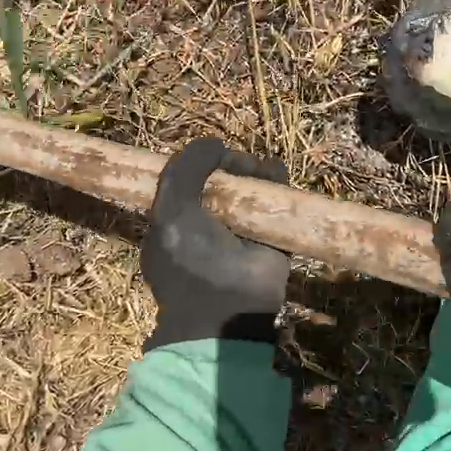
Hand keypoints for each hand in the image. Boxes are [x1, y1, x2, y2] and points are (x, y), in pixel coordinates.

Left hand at [141, 138, 289, 350]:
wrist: (228, 308)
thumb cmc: (191, 262)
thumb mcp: (170, 214)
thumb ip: (182, 173)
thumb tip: (214, 142)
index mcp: (179, 216)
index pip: (191, 176)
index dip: (202, 161)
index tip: (212, 156)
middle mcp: (212, 216)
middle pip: (225, 174)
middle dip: (231, 164)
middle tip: (235, 167)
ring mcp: (245, 222)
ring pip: (254, 180)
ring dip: (256, 171)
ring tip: (257, 175)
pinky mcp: (275, 229)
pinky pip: (280, 195)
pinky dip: (279, 183)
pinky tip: (275, 180)